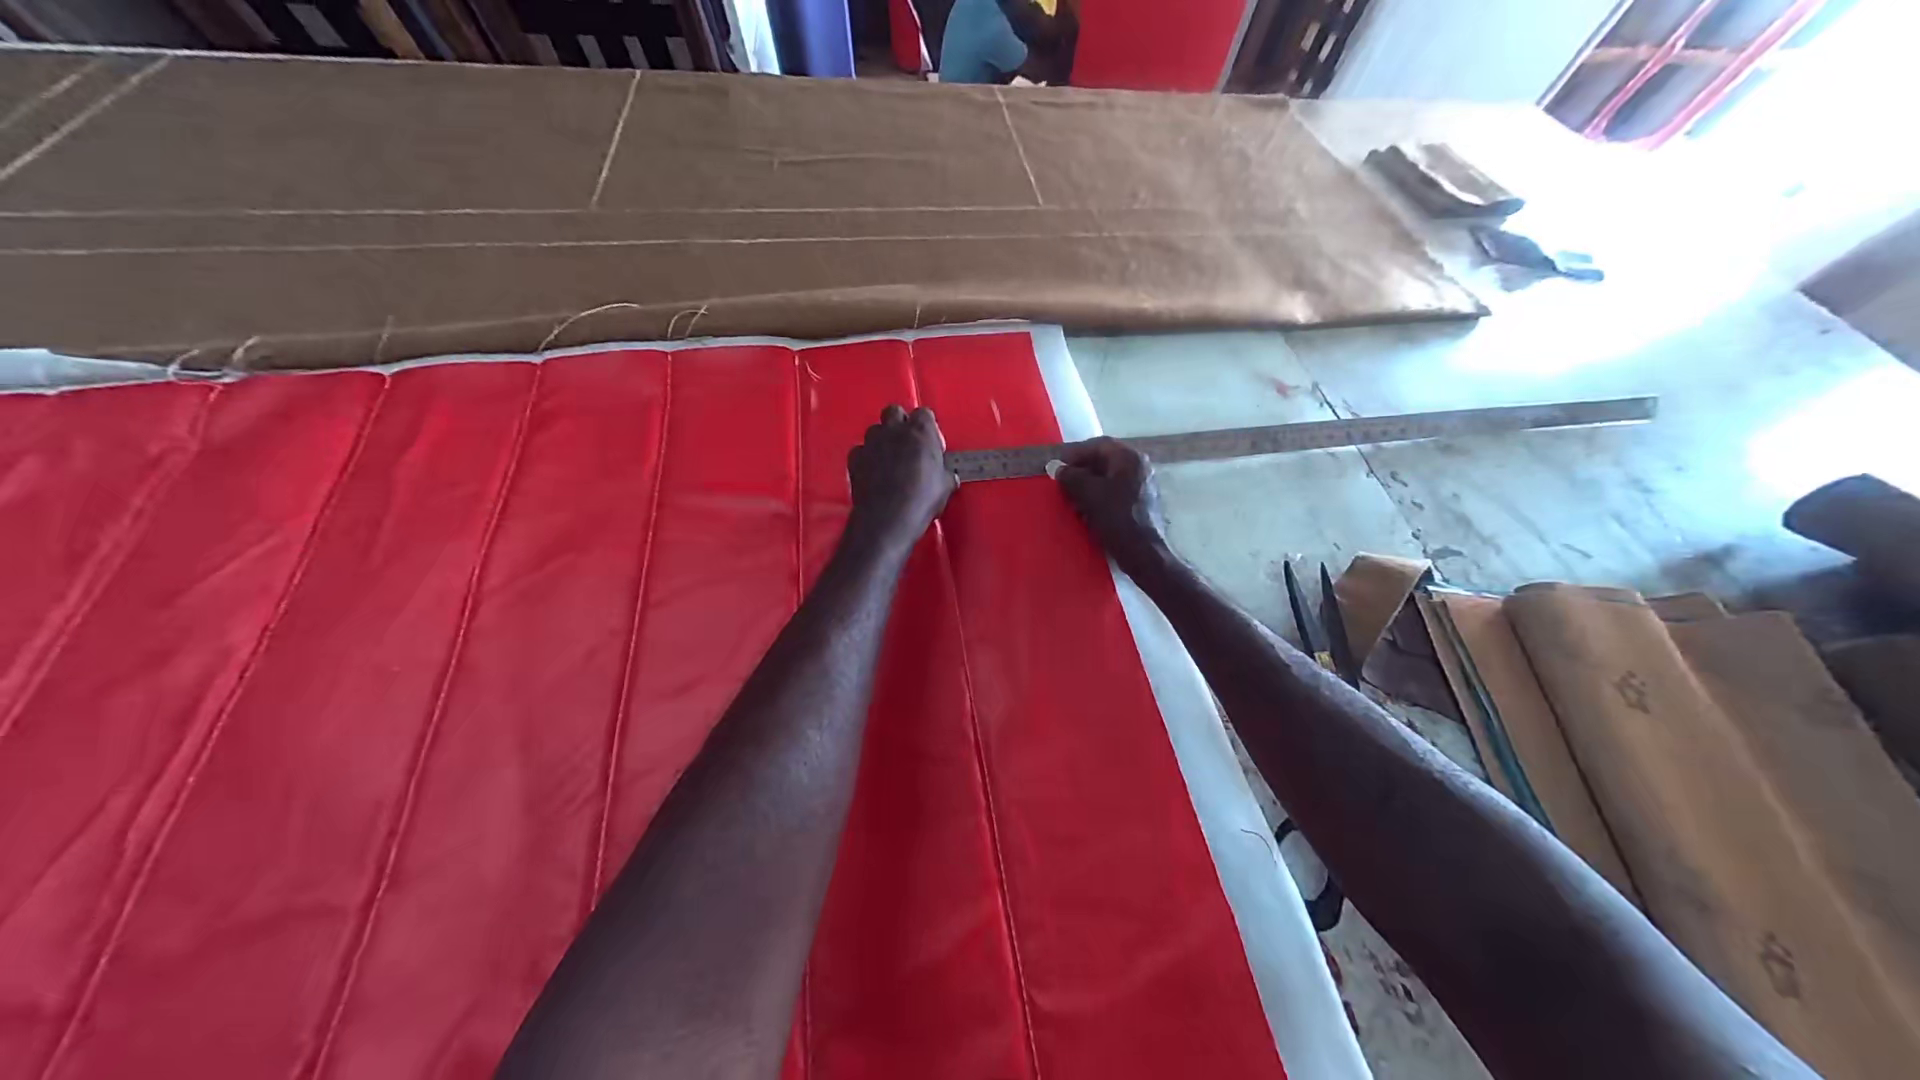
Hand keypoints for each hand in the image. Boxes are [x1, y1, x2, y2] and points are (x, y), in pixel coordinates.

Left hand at [846, 405, 955, 552]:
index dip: (927, 427)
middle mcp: (894, 430)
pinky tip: (873, 472)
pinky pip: (860, 450)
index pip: (924, 414)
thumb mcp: (945, 486)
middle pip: (894, 411)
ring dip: (882, 439)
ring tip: (890, 459)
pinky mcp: (855, 458)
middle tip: (908, 443)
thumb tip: (948, 477)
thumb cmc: (921, 499)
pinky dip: (866, 457)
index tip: (930, 442)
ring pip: (875, 429)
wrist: (888, 517)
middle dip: (900, 423)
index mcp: (920, 431)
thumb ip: (944, 473)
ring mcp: (871, 442)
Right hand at [1053, 437, 1170, 570]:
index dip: (1075, 453)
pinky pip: (1115, 494)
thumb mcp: (1089, 494)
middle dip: (1081, 471)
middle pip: (1104, 461)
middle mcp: (1140, 467)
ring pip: (1108, 479)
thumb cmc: (1117, 518)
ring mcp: (1142, 486)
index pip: (1099, 445)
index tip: (1058, 466)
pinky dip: (1099, 499)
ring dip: (1088, 487)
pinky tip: (1086, 513)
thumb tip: (1055, 466)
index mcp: (1130, 458)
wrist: (1144, 553)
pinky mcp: (1141, 504)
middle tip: (1062, 483)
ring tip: (1071, 500)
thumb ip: (1070, 476)